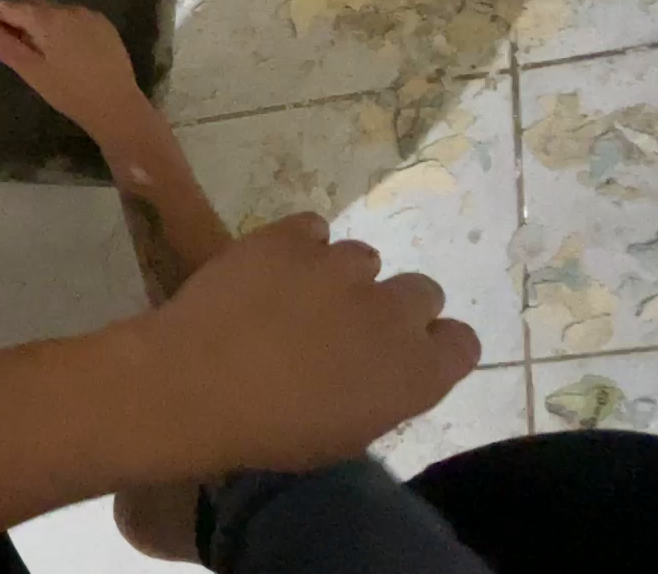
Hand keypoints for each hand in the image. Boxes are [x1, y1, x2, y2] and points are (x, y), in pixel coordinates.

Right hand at [0, 0, 150, 143]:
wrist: (117, 106)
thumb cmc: (69, 92)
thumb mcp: (31, 71)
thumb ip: (3, 45)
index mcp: (49, 19)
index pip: (11, 7)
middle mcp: (69, 9)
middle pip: (31, 4)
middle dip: (7, 12)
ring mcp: (88, 15)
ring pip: (51, 10)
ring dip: (30, 17)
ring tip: (14, 33)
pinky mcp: (102, 25)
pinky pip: (69, 17)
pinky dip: (52, 23)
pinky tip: (48, 39)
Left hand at [108, 213, 479, 477]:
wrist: (198, 381)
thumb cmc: (270, 427)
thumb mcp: (349, 431)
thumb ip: (381, 389)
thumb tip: (374, 365)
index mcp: (417, 371)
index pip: (460, 341)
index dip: (430, 341)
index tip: (401, 346)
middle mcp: (391, 311)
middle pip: (420, 290)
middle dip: (390, 303)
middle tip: (346, 318)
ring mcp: (337, 266)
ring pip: (361, 256)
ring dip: (340, 273)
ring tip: (297, 290)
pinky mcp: (286, 238)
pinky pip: (311, 226)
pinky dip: (299, 241)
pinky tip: (274, 261)